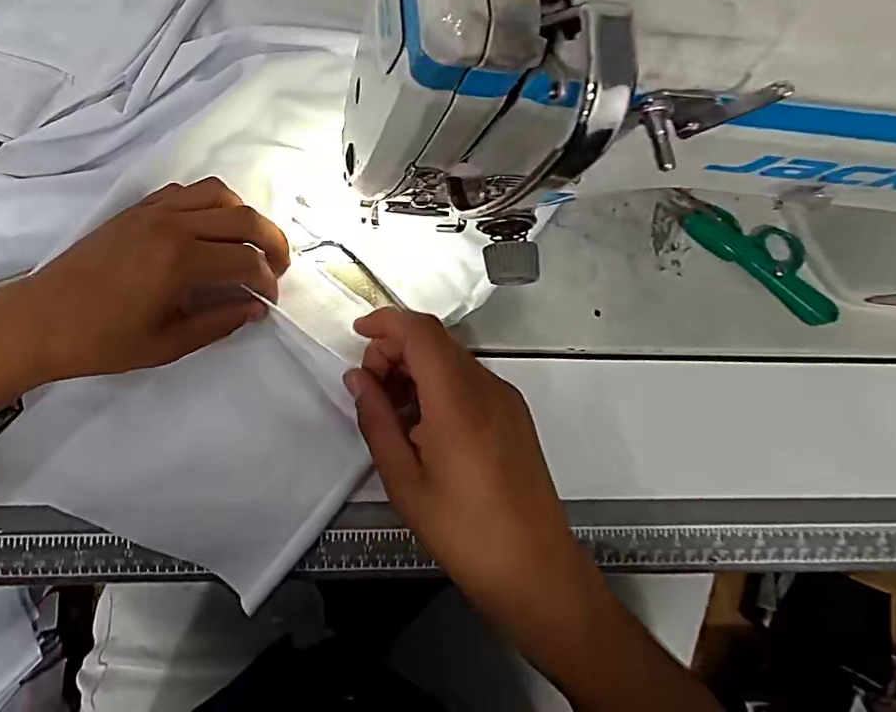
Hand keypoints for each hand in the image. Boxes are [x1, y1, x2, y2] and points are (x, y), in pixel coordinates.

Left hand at [0, 178, 289, 410]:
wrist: (39, 319)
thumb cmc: (100, 340)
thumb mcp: (165, 344)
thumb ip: (218, 323)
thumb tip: (256, 307)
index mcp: (179, 261)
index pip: (245, 260)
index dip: (267, 280)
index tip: (270, 300)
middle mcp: (172, 224)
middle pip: (242, 218)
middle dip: (272, 241)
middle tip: (279, 266)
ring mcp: (153, 211)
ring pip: (217, 193)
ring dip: (244, 215)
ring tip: (250, 241)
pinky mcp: (137, 208)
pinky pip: (186, 191)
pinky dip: (210, 203)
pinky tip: (209, 228)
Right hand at [344, 308, 586, 616]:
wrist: (537, 573)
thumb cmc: (467, 534)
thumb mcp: (404, 480)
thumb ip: (376, 420)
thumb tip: (358, 380)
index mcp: (458, 401)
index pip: (420, 332)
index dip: (385, 322)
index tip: (359, 332)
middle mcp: (487, 388)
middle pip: (434, 339)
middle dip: (394, 349)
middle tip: (370, 387)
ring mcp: (505, 399)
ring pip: (451, 357)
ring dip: (415, 367)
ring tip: (394, 411)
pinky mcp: (514, 413)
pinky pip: (469, 378)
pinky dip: (438, 383)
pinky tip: (423, 423)